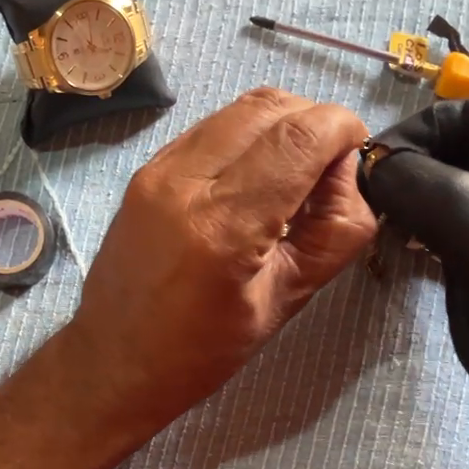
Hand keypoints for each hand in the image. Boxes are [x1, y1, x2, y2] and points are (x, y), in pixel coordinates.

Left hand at [62, 87, 375, 431]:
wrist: (112, 361)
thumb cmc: (202, 351)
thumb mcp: (286, 301)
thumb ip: (334, 231)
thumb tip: (349, 173)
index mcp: (223, 225)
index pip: (302, 135)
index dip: (345, 131)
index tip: (356, 159)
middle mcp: (185, 181)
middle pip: (272, 107)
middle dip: (316, 122)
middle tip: (328, 169)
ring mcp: (157, 170)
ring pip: (238, 109)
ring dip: (282, 125)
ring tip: (293, 174)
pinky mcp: (145, 170)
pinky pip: (210, 127)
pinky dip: (245, 136)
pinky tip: (253, 178)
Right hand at [362, 100, 468, 468]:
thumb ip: (427, 190)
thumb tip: (373, 164)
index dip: (421, 131)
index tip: (371, 162)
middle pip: (461, 152)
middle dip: (411, 168)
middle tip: (367, 196)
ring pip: (448, 193)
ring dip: (408, 202)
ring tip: (377, 224)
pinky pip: (445, 231)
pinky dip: (414, 232)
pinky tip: (394, 247)